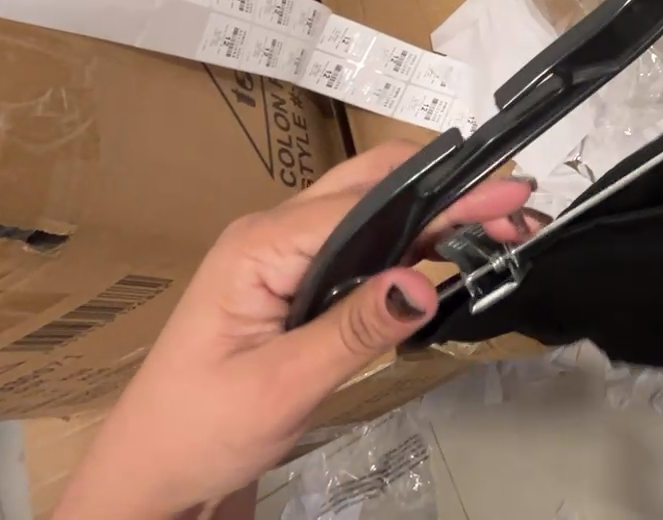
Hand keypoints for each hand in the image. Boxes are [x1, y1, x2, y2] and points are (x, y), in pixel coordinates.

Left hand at [55, 142, 533, 519]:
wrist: (148, 480)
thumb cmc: (197, 434)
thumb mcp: (278, 389)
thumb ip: (353, 330)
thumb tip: (423, 284)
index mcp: (263, 245)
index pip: (369, 202)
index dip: (441, 197)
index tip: (504, 198)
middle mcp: (280, 231)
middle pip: (378, 183)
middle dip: (451, 186)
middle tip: (515, 205)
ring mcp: (293, 248)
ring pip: (382, 205)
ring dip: (443, 209)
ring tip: (502, 223)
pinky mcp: (307, 271)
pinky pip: (373, 238)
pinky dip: (422, 236)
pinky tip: (458, 243)